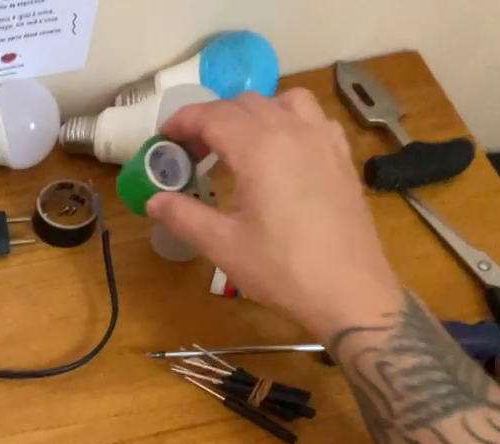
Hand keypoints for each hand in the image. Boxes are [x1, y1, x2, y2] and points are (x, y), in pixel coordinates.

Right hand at [149, 89, 402, 339]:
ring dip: (250, 113)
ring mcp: (323, 139)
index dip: (183, 121)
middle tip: (189, 150)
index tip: (163, 137)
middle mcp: (294, 130)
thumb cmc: (279, 268)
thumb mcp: (222, 245)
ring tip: (234, 144)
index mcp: (260, 148)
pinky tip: (275, 152)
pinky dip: (284, 121)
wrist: (346, 287)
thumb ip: (184, 216)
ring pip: (282, 101)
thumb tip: (153, 201)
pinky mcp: (340, 155)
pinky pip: (309, 118)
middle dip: (212, 119)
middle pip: (245, 104)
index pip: (214, 116)